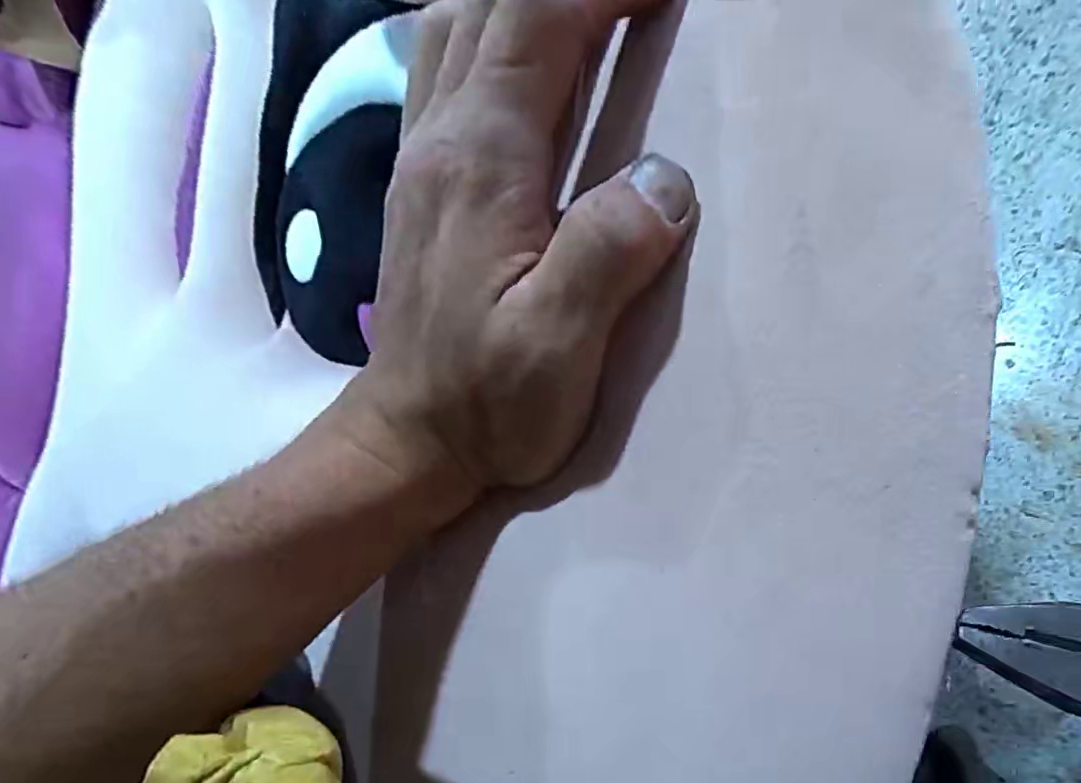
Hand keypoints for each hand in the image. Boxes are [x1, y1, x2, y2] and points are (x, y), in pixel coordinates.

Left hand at [327, 0, 697, 510]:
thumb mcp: (558, 342)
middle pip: (491, 3)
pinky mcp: (431, 187)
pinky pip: (453, 69)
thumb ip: (607, 251)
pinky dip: (498, 32)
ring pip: (463, 25)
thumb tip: (667, 176)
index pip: (537, 25)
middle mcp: (445, 141)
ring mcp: (428, 159)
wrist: (413, 440)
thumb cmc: (491, 402)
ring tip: (599, 9)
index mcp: (484, 167)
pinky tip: (530, 52)